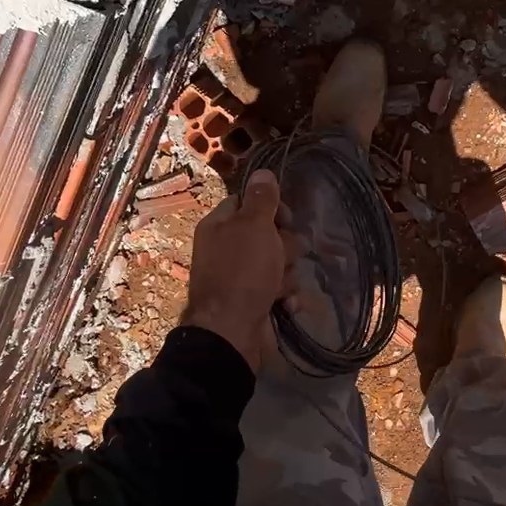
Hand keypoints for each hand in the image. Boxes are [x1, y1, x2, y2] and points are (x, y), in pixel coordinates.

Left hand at [181, 169, 287, 369]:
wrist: (232, 333)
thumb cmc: (242, 272)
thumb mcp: (254, 226)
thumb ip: (261, 198)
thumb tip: (262, 172)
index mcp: (219, 226)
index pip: (246, 202)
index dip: (270, 207)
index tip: (286, 218)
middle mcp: (225, 249)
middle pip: (266, 233)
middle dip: (284, 244)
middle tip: (285, 255)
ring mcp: (239, 278)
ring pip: (276, 262)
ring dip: (286, 272)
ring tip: (282, 284)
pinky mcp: (253, 302)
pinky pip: (277, 289)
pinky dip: (285, 295)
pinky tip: (286, 303)